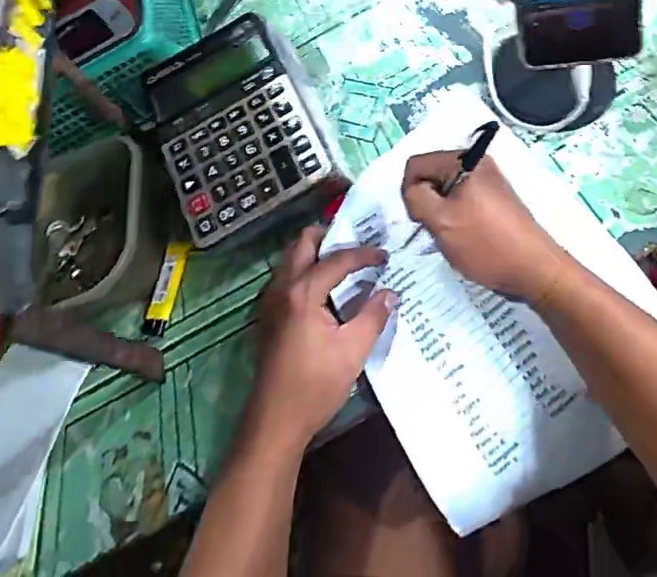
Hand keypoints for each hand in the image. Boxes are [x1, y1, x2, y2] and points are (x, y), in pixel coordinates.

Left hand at [244, 226, 394, 449]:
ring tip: (343, 265)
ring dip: (316, 253)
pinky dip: (305, 270)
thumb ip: (373, 316)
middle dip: (330, 237)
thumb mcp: (353, 351)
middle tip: (356, 247)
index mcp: (304, 292)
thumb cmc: (315, 385)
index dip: (364, 254)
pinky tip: (324, 290)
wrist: (275, 420)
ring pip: (291, 257)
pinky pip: (286, 276)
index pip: (337, 259)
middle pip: (303, 242)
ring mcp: (270, 299)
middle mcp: (283, 287)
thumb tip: (389, 292)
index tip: (385, 257)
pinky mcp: (267, 314)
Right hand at [402, 152, 575, 300]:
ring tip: (455, 237)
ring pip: (445, 193)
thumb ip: (417, 198)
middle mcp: (478, 164)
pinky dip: (456, 219)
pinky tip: (466, 239)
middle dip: (427, 203)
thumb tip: (414, 190)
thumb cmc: (486, 244)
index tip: (421, 219)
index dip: (410, 192)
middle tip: (438, 229)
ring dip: (441, 214)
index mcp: (466, 161)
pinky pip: (462, 203)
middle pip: (431, 176)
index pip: (416, 165)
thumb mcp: (441, 221)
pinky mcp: (494, 201)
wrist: (535, 270)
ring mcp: (488, 183)